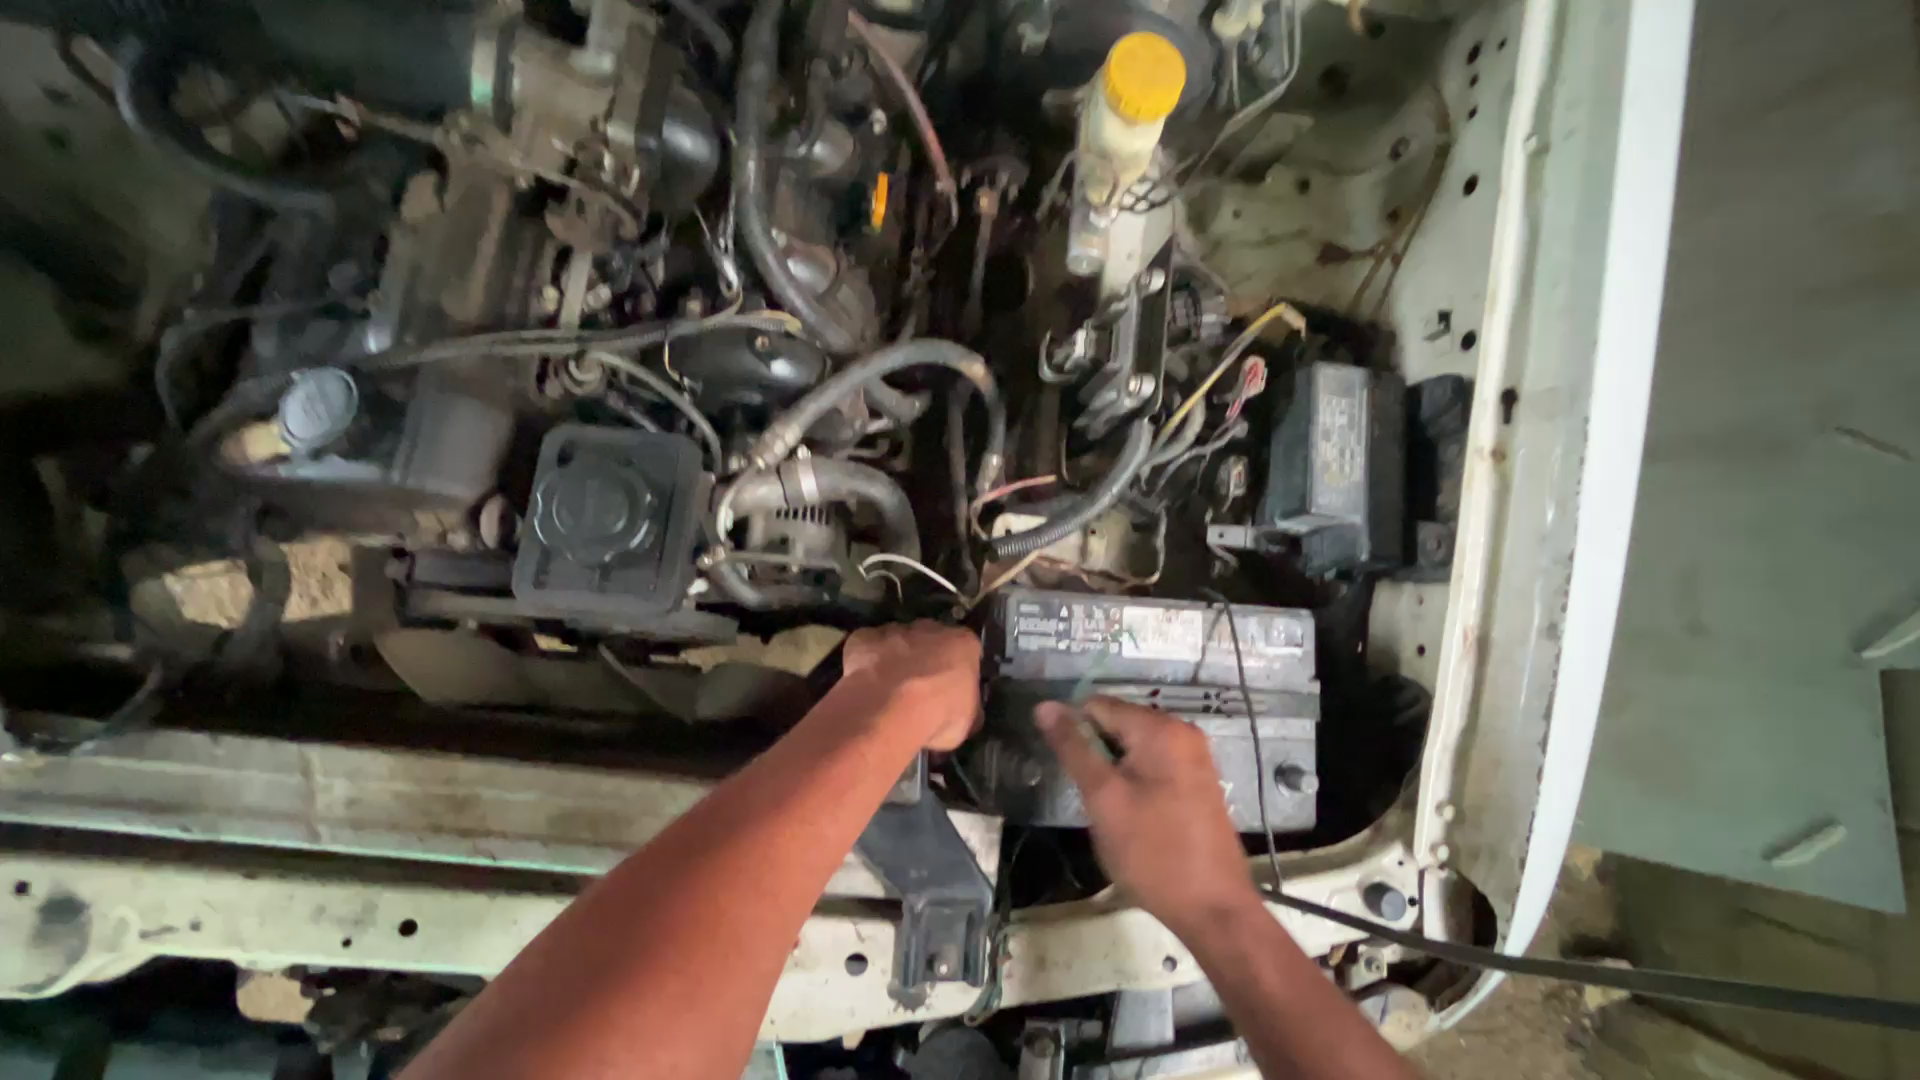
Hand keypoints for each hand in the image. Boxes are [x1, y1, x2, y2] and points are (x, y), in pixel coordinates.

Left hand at [842, 621, 981, 749]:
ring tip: (888, 689)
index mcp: (962, 643)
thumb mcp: (967, 722)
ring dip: (895, 657)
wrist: (891, 708)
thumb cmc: (939, 714)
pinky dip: (865, 660)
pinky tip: (865, 683)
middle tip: (919, 688)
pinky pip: (866, 646)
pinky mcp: (863, 638)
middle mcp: (930, 628)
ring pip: (896, 639)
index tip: (951, 688)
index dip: (958, 669)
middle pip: (930, 638)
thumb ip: (967, 708)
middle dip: (926, 657)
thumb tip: (966, 713)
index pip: (966, 649)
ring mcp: (894, 630)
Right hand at [1036, 697, 1258, 930]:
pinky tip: (1132, 814)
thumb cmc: (1152, 852)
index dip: (1073, 733)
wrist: (1213, 909)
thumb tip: (1045, 706)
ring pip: (1134, 746)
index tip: (1068, 771)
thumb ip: (1073, 748)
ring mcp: (1194, 756)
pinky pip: (1154, 763)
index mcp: (1160, 728)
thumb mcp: (1103, 797)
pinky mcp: (1197, 780)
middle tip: (1090, 796)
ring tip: (1109, 808)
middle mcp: (1182, 731)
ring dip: (1113, 770)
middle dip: (1096, 753)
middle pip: (1118, 723)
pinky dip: (1135, 780)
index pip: (1098, 706)